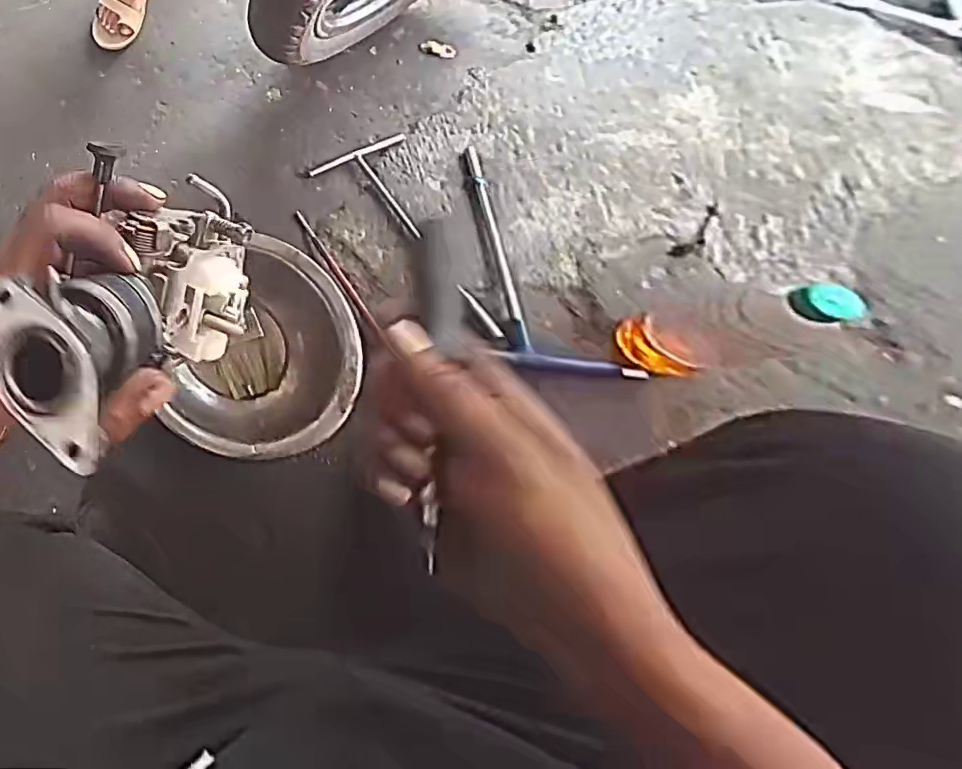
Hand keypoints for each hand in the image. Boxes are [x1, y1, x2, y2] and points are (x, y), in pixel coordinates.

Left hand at [0, 171, 175, 445]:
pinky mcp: (36, 276)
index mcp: (14, 282)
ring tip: (144, 220)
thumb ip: (111, 408)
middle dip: (109, 191)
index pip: (51, 221)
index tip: (128, 260)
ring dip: (107, 210)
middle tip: (148, 201)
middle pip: (59, 198)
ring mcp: (25, 266)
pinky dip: (101, 235)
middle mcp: (17, 264)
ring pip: (64, 211)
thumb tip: (155, 385)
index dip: (98, 231)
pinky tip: (124, 255)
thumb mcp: (53, 401)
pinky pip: (69, 238)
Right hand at [369, 321, 679, 666]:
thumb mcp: (505, 455)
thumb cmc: (567, 544)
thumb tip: (406, 333)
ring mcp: (451, 464)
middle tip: (412, 437)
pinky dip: (383, 479)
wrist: (578, 628)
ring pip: (389, 429)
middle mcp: (472, 428)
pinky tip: (404, 495)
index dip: (407, 354)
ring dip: (386, 448)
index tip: (390, 376)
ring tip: (413, 475)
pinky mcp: (431, 499)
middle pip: (405, 388)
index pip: (440, 349)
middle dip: (393, 409)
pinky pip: (386, 470)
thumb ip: (448, 390)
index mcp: (500, 402)